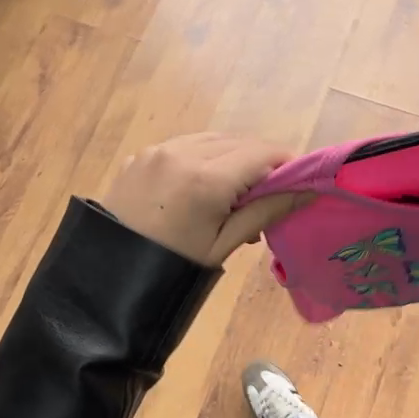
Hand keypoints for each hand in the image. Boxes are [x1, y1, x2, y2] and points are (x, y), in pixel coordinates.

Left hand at [103, 133, 306, 266]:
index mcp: (206, 178)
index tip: (298, 184)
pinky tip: (201, 189)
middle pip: (239, 142)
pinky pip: (184, 146)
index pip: (263, 152)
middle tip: (268, 196)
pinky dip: (202, 158)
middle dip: (260, 162)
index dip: (287, 164)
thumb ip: (267, 211)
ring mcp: (157, 151)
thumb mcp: (224, 244)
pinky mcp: (140, 156)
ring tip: (234, 194)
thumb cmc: (174, 267)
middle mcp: (182, 152)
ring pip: (212, 140)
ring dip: (232, 157)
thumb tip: (309, 191)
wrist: (109, 278)